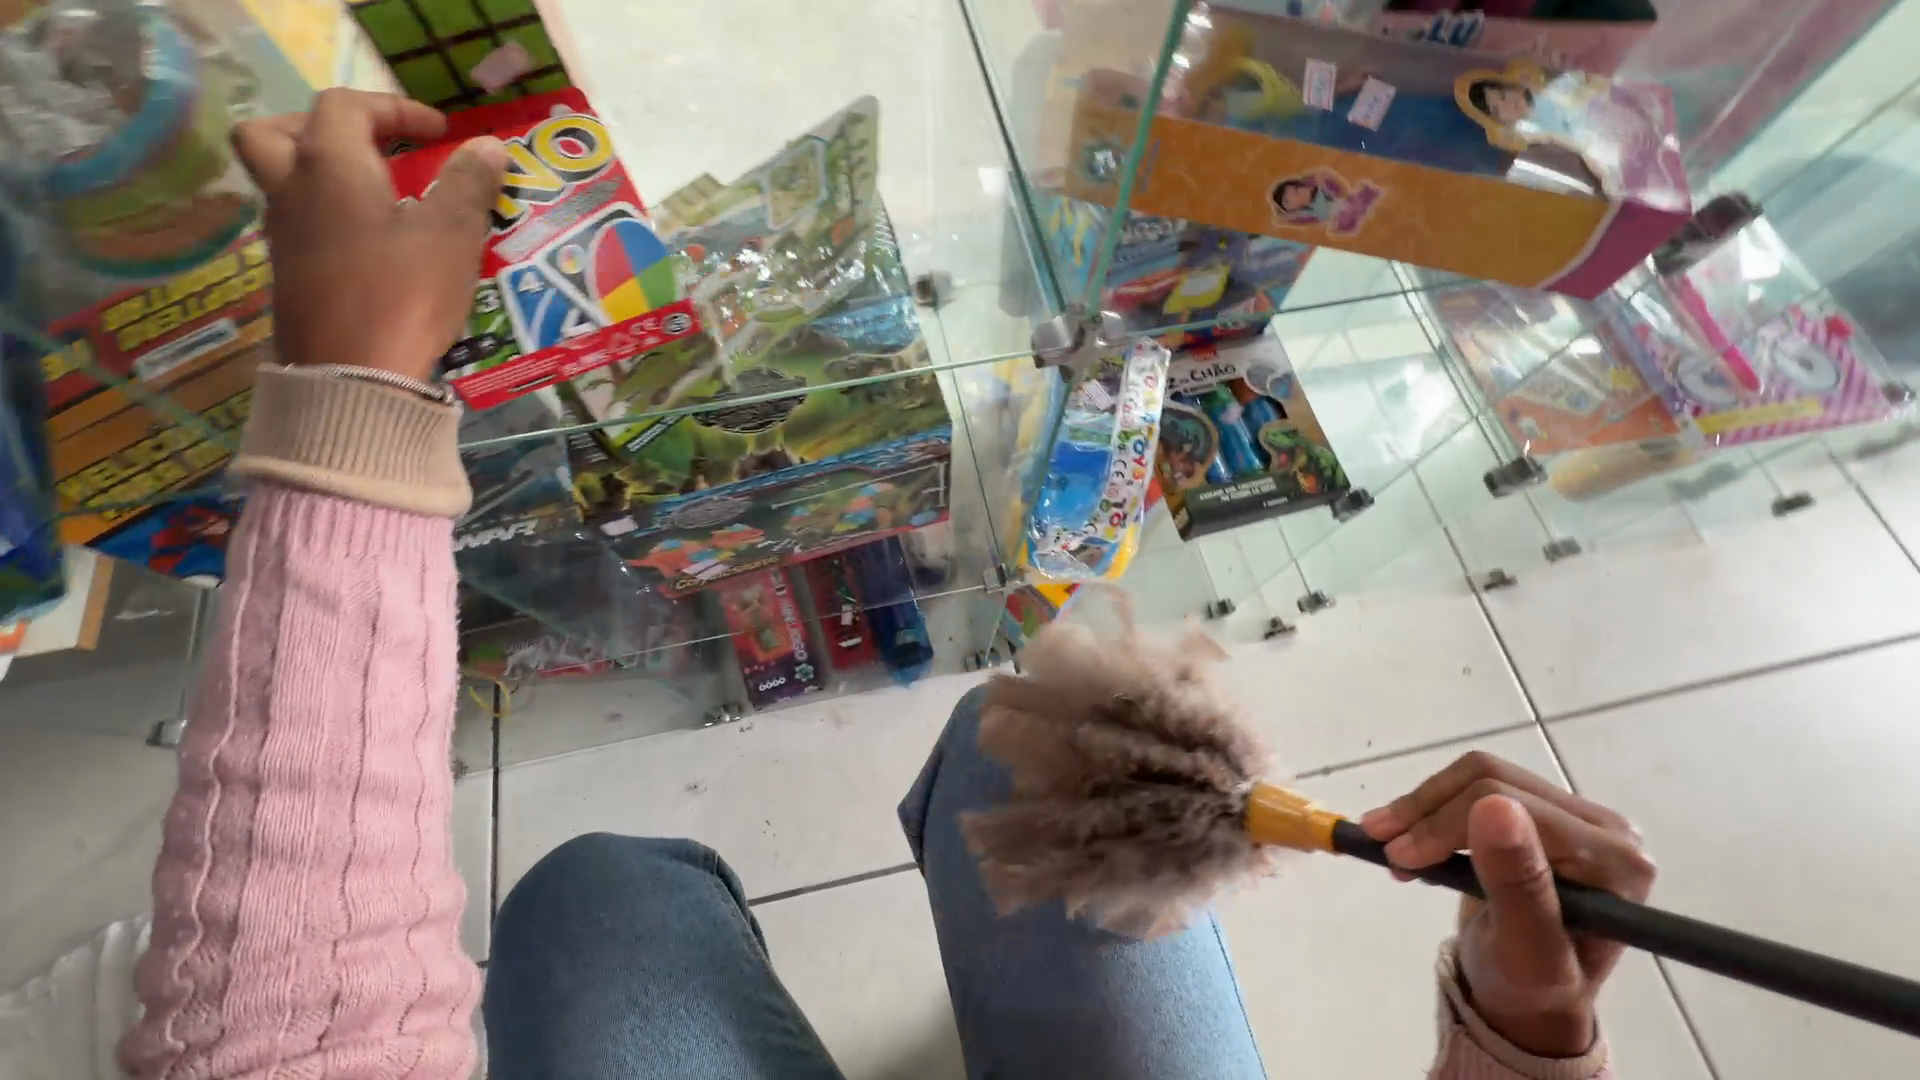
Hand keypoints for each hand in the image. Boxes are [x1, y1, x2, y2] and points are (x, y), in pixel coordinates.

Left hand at [231, 88, 507, 381]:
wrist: (355, 371)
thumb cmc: (405, 291)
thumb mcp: (453, 235)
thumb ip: (469, 185)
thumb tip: (488, 146)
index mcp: (330, 165)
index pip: (347, 107)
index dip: (395, 109)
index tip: (440, 132)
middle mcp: (293, 189)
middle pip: (279, 132)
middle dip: (325, 129)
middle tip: (371, 149)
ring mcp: (285, 233)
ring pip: (287, 180)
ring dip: (327, 176)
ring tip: (380, 200)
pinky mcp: (292, 274)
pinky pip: (303, 224)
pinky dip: (332, 218)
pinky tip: (375, 247)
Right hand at [1359, 752, 1655, 1057]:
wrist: (1526, 995)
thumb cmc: (1531, 986)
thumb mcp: (1526, 951)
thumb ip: (1517, 884)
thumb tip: (1496, 808)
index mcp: (1613, 857)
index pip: (1511, 806)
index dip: (1444, 824)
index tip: (1395, 856)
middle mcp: (1600, 825)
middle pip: (1491, 780)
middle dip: (1424, 810)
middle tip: (1379, 841)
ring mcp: (1568, 814)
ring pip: (1474, 774)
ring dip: (1419, 805)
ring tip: (1384, 839)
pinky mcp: (1534, 810)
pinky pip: (1470, 784)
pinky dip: (1427, 807)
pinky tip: (1406, 836)